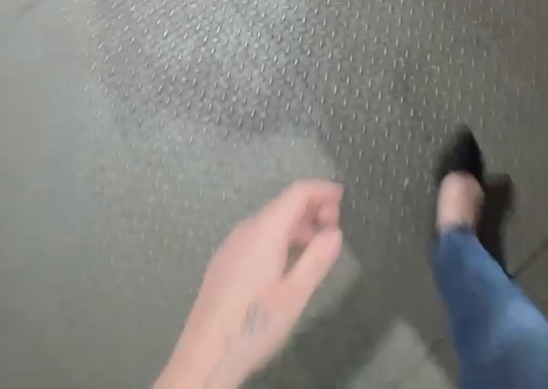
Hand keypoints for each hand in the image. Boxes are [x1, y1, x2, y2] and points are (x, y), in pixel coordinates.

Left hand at [155, 180, 344, 388]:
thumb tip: (336, 232)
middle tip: (334, 229)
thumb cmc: (253, 324)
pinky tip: (287, 264)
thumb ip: (317, 259)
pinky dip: (279, 238)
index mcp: (265, 230)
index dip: (322, 190)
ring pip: (270, 222)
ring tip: (316, 249)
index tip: (343, 197)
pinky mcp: (224, 263)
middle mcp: (246, 230)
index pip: (297, 193)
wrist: (204, 357)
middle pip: (283, 205)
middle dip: (312, 209)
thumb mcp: (294, 295)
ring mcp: (231, 246)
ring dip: (297, 226)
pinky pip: (257, 237)